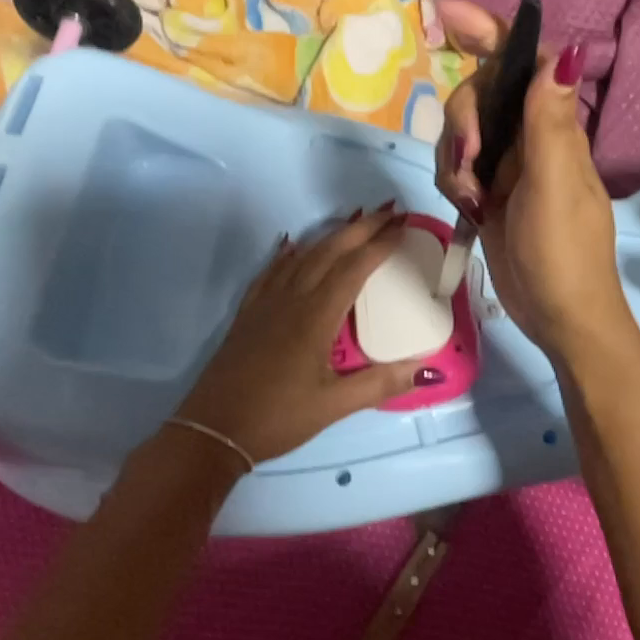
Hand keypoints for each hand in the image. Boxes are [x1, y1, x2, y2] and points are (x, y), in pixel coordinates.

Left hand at [171, 208, 424, 462]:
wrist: (211, 430)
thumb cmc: (277, 418)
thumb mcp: (334, 406)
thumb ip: (380, 383)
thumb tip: (427, 369)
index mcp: (316, 316)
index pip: (354, 268)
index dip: (381, 243)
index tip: (405, 225)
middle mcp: (291, 299)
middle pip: (330, 251)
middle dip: (362, 227)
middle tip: (390, 209)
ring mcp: (266, 303)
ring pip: (302, 255)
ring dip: (331, 233)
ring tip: (355, 220)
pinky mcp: (248, 313)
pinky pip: (272, 270)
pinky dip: (288, 252)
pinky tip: (292, 244)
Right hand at [433, 0, 632, 359]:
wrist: (559, 317)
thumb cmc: (564, 254)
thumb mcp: (555, 186)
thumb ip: (550, 122)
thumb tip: (566, 49)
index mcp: (553, 126)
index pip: (522, 59)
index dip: (487, 30)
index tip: (445, 14)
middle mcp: (531, 136)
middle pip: (479, 94)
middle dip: (462, 123)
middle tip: (471, 166)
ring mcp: (510, 164)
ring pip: (462, 132)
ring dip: (455, 161)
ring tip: (472, 201)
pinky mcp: (491, 191)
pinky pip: (457, 167)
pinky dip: (453, 183)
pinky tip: (468, 212)